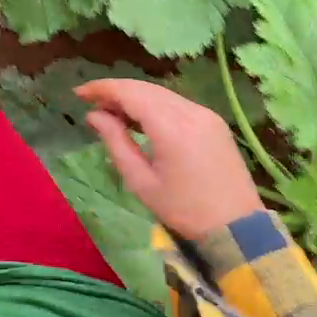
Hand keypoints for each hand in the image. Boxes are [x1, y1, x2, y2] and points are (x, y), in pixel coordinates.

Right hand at [74, 78, 264, 241]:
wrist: (237, 227)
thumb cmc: (183, 209)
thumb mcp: (140, 181)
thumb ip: (116, 142)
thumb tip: (94, 115)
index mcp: (171, 127)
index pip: (130, 93)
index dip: (102, 88)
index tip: (78, 94)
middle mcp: (191, 111)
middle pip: (145, 88)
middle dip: (116, 91)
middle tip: (91, 104)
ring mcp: (206, 114)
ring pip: (161, 93)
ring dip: (135, 97)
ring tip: (112, 112)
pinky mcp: (214, 121)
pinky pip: (176, 103)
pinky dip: (154, 104)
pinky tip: (140, 119)